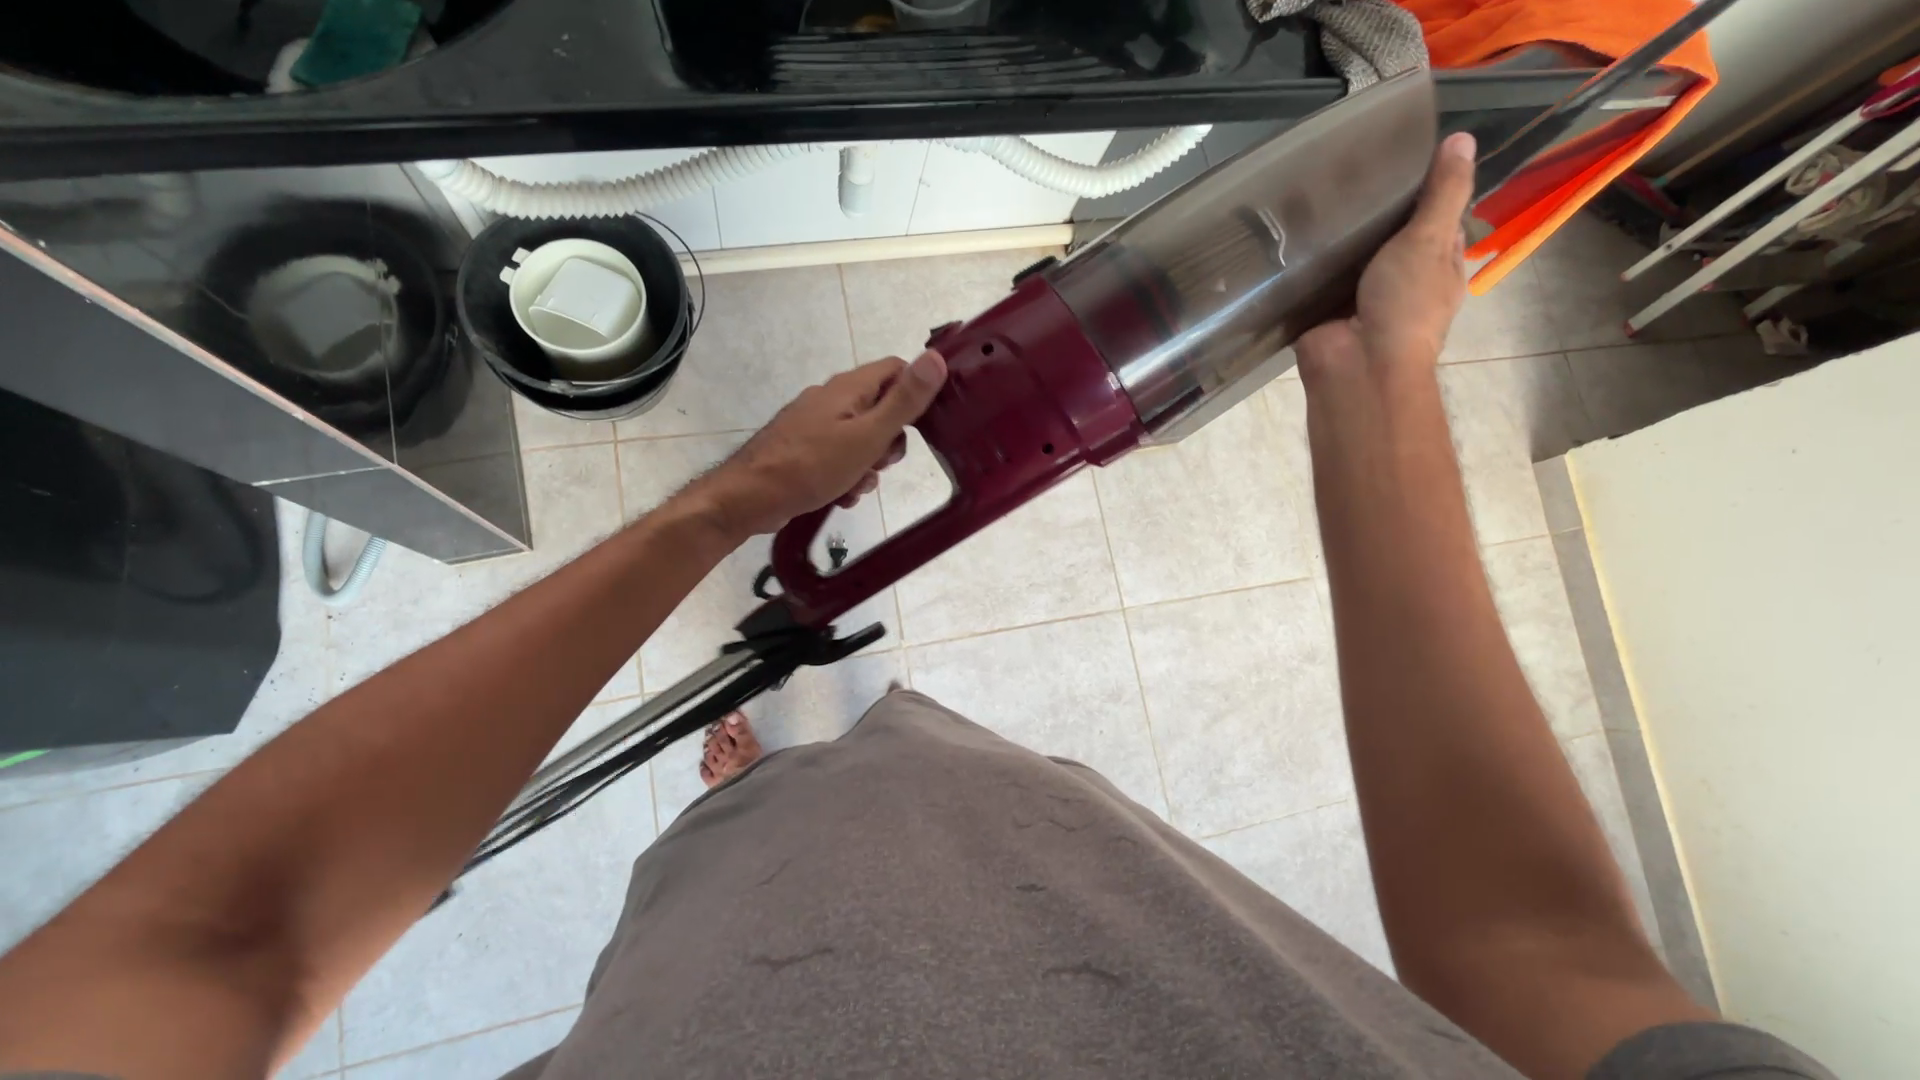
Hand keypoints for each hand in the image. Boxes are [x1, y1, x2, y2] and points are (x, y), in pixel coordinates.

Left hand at [690, 350, 948, 537]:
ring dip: (867, 465)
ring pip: (861, 438)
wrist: (750, 497)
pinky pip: (839, 456)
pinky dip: (846, 475)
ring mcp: (815, 423)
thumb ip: (904, 401)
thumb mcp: (868, 435)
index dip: (915, 393)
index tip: (924, 426)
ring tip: (856, 485)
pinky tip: (840, 495)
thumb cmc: (813, 465)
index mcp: (849, 387)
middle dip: (889, 441)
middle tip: (881, 463)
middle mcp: (832, 398)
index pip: (897, 370)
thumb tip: (936, 358)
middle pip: (880, 408)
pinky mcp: (803, 448)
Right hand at [1295, 131, 1476, 381]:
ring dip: (1336, 237)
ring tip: (1313, 191)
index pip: (1438, 221)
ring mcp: (1360, 299)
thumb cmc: (1405, 306)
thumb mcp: (1430, 240)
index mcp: (1438, 269)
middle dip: (1374, 214)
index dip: (1425, 191)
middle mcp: (1401, 284)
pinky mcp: (1322, 310)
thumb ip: (1443, 193)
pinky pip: (1315, 279)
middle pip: (1390, 238)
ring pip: (1350, 258)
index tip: (1401, 158)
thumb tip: (1462, 138)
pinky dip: (1307, 262)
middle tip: (1348, 170)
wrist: (1355, 365)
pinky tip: (1290, 233)